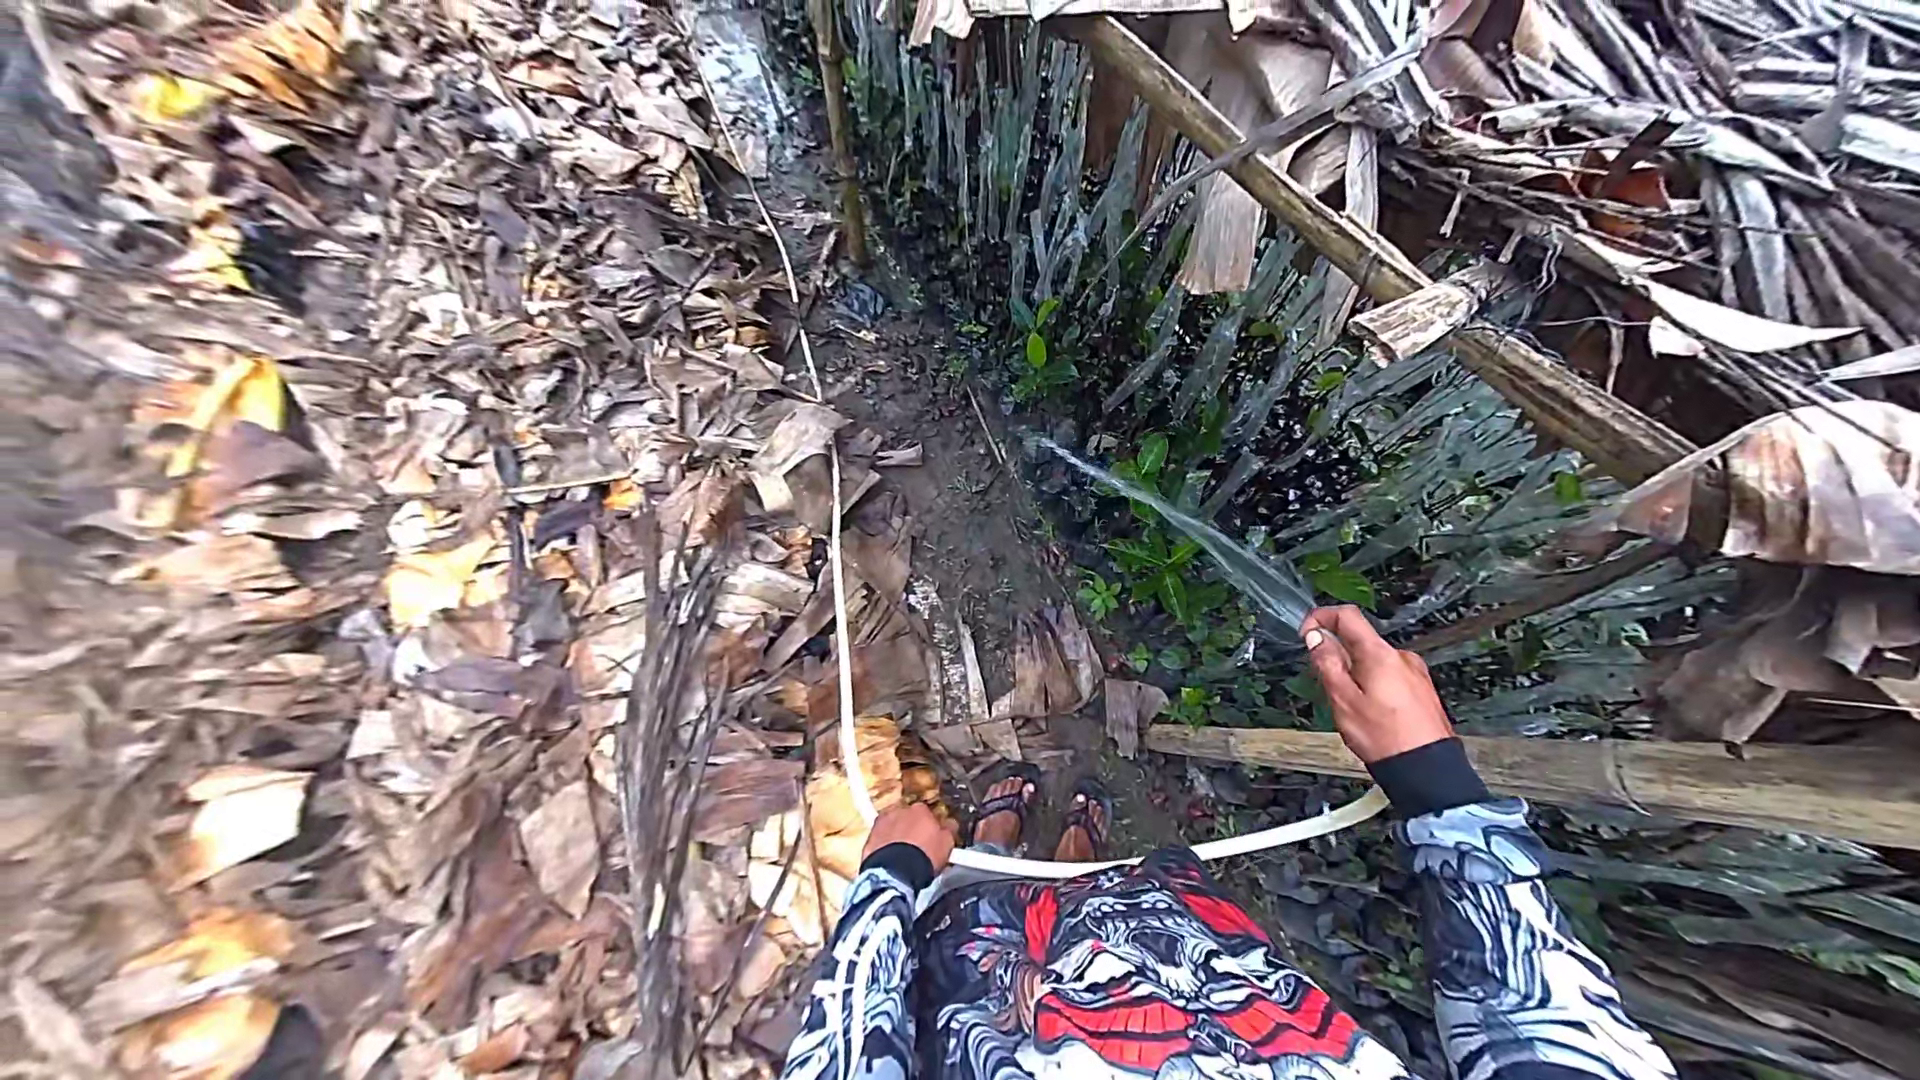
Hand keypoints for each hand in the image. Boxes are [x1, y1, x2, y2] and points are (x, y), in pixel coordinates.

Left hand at [862, 802, 959, 871]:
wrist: (895, 873)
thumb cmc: (923, 857)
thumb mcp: (947, 845)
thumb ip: (949, 830)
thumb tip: (950, 824)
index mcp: (921, 810)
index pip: (929, 814)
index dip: (931, 828)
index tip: (932, 839)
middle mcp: (901, 810)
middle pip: (909, 817)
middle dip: (913, 829)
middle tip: (918, 847)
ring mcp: (884, 821)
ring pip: (894, 825)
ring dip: (898, 834)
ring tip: (903, 855)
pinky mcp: (871, 835)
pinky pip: (880, 836)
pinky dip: (884, 843)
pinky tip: (890, 857)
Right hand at [1300, 605, 1452, 763]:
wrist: (1427, 769)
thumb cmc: (1383, 737)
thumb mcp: (1342, 698)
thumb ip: (1327, 663)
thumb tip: (1316, 637)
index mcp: (1379, 655)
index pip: (1346, 616)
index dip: (1320, 618)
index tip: (1307, 634)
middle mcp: (1401, 658)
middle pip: (1358, 638)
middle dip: (1335, 652)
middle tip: (1324, 680)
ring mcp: (1414, 672)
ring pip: (1372, 658)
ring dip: (1353, 669)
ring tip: (1348, 701)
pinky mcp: (1420, 688)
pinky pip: (1388, 673)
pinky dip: (1370, 681)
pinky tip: (1368, 708)